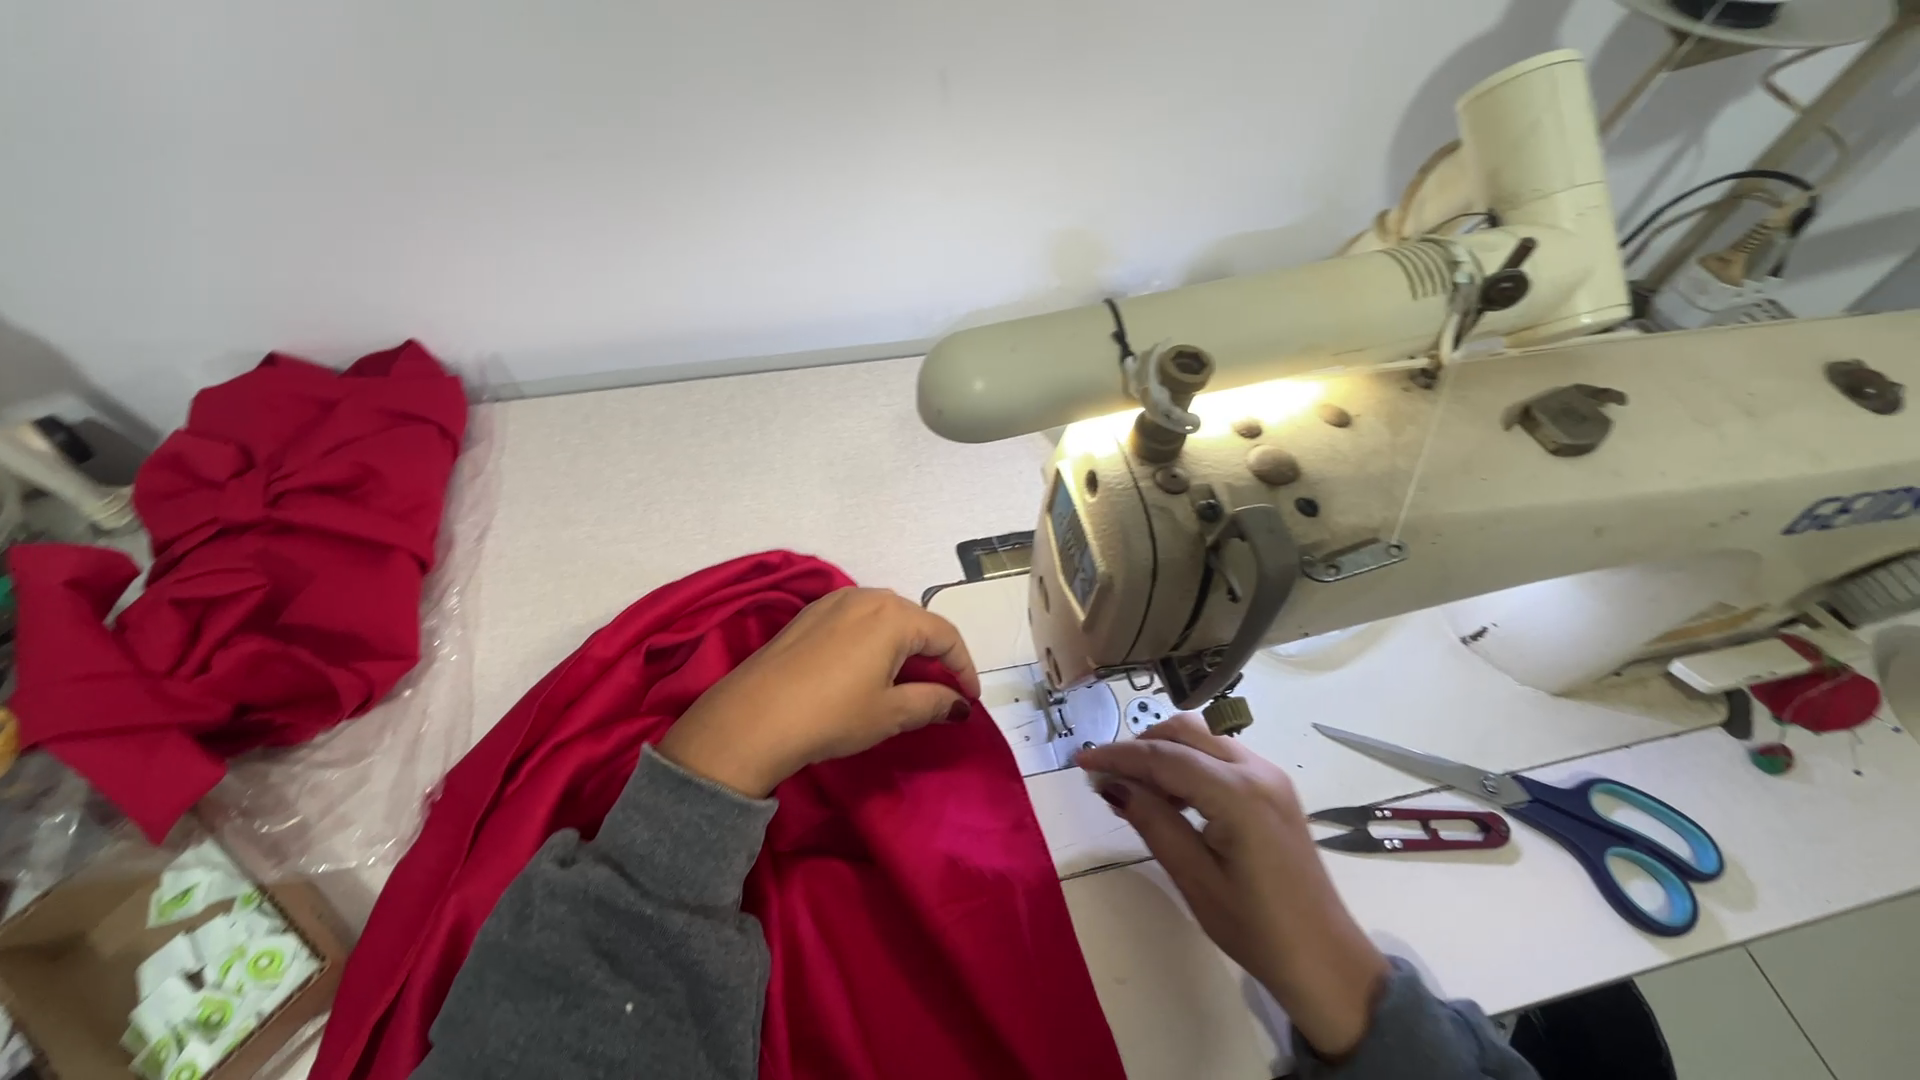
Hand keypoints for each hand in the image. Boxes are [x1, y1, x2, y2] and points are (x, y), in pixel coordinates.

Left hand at [657, 588, 980, 798]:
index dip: (965, 668)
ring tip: (906, 683)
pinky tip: (867, 671)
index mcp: (894, 615)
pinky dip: (874, 642)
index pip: (946, 636)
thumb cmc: (832, 715)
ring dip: (903, 647)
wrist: (753, 718)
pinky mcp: (809, 614)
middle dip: (934, 656)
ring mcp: (834, 601)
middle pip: (916, 622)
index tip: (970, 700)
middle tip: (941, 693)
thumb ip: (933, 703)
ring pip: (885, 619)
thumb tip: (958, 704)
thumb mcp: (891, 713)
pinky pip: (857, 621)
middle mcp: (867, 596)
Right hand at [1074, 715, 1388, 1058]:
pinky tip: (1171, 797)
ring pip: (1204, 738)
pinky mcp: (1274, 788)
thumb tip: (1111, 783)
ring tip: (1134, 789)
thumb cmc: (1257, 929)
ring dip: (1165, 752)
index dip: (1118, 755)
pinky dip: (1189, 763)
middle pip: (1185, 732)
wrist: (1325, 959)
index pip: (1164, 757)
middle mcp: (1258, 771)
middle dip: (1140, 745)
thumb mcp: (1194, 879)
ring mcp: (1270, 776)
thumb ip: (1153, 821)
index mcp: (1238, 794)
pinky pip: (1221, 756)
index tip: (1080, 759)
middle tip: (1106, 774)